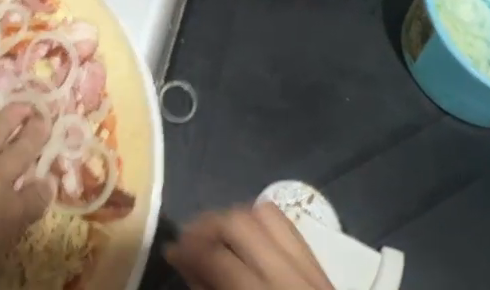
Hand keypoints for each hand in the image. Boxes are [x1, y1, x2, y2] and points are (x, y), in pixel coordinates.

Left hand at [0, 89, 52, 289]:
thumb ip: (0, 235)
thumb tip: (6, 219)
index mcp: (9, 217)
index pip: (38, 197)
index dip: (43, 188)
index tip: (44, 180)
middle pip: (23, 152)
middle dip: (36, 135)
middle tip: (44, 120)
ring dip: (12, 115)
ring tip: (23, 104)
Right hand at [167, 204, 332, 289]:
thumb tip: (186, 262)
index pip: (218, 257)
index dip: (188, 249)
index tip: (171, 251)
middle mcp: (289, 277)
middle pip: (240, 222)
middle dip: (207, 224)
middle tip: (189, 239)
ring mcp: (309, 267)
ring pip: (264, 213)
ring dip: (233, 217)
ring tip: (215, 235)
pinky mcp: (318, 265)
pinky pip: (285, 225)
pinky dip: (259, 222)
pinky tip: (245, 238)